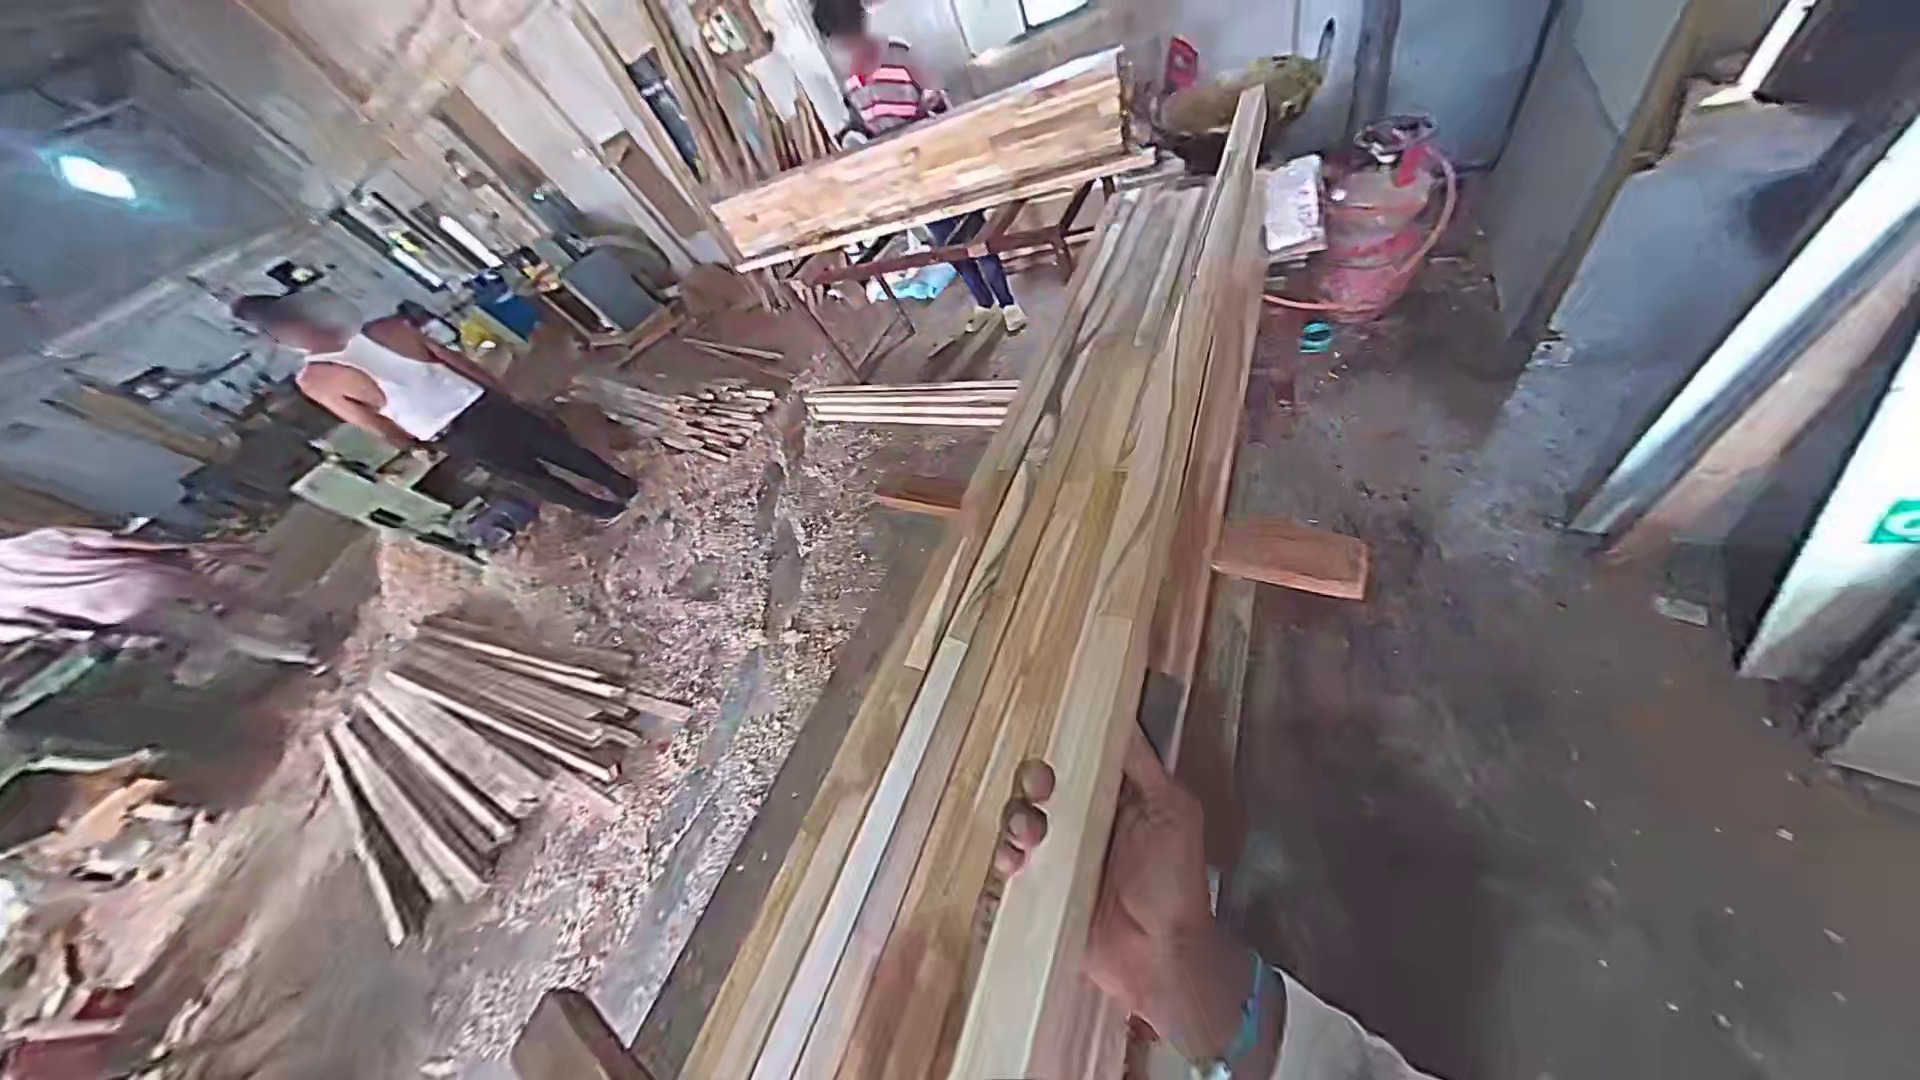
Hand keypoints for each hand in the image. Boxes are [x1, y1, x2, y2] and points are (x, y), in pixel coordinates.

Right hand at [996, 732, 1281, 1069]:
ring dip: (1017, 816)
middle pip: (1041, 783)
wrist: (1161, 955)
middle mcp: (1079, 816)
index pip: (1075, 757)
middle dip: (1033, 779)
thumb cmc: (1173, 878)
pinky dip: (1005, 854)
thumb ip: (1145, 766)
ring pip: (1020, 815)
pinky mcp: (1040, 882)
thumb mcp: (1172, 810)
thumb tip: (1123, 716)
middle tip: (1042, 788)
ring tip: (1030, 835)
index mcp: (1108, 794)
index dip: (1061, 745)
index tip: (1053, 736)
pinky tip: (1014, 862)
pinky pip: (1010, 857)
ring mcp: (1057, 850)